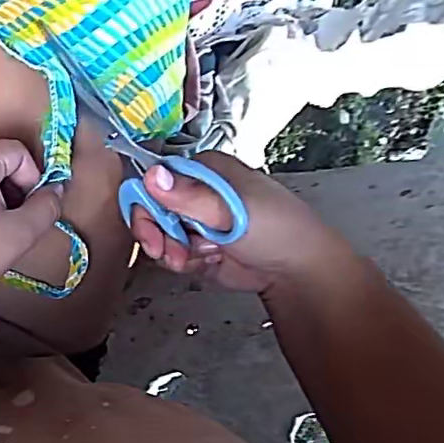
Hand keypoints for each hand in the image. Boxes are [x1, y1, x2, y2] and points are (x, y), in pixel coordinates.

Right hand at [129, 151, 351, 293]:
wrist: (296, 271)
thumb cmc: (276, 229)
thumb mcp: (231, 210)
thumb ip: (189, 196)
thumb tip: (153, 175)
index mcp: (206, 171)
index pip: (157, 180)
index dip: (147, 205)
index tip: (152, 230)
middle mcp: (198, 194)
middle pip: (154, 210)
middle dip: (159, 235)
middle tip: (167, 252)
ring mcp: (198, 222)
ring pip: (162, 236)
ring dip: (173, 252)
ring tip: (196, 259)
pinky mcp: (198, 247)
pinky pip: (174, 254)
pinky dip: (185, 262)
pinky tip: (206, 263)